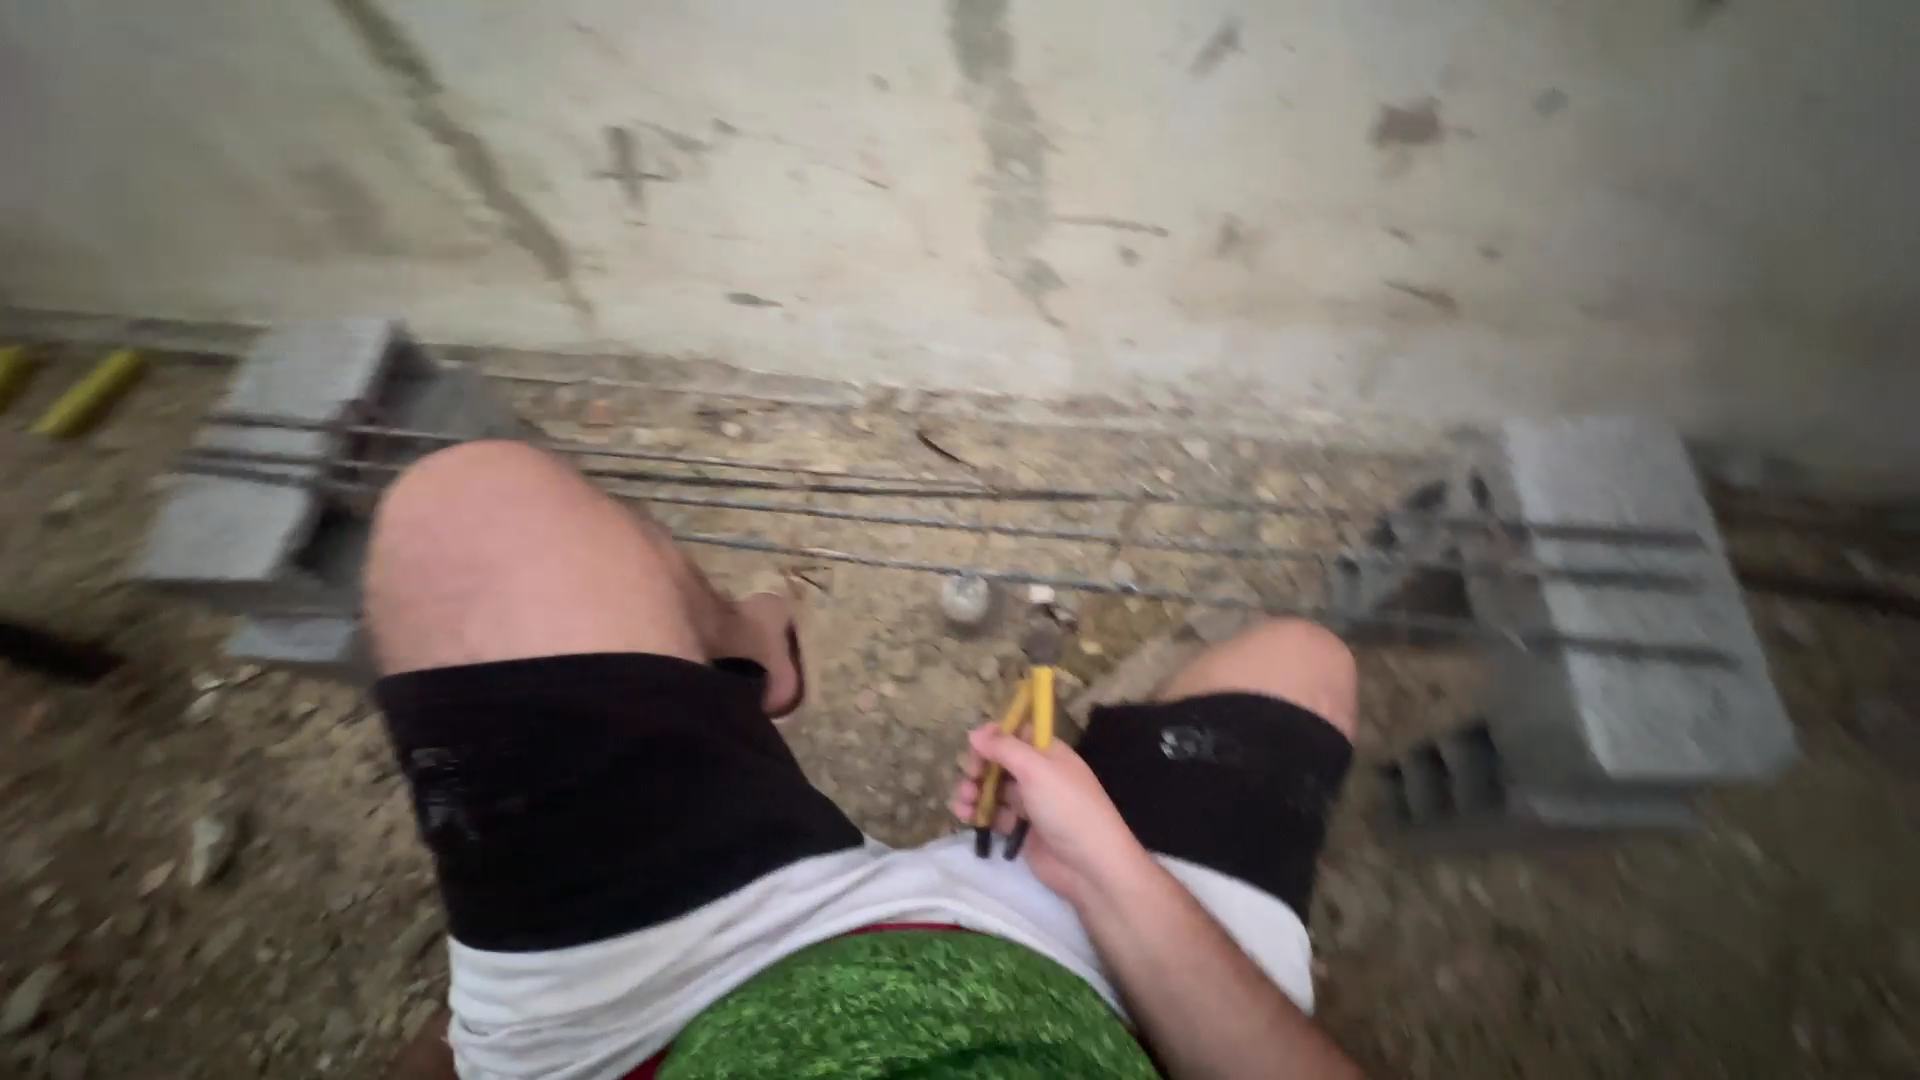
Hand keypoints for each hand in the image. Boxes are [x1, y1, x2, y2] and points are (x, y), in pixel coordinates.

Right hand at [949, 724, 1151, 906]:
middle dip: (980, 766)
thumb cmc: (1067, 808)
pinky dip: (978, 813)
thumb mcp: (1037, 769)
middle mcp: (1039, 774)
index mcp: (1048, 753)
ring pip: (994, 788)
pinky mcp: (1020, 829)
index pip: (1017, 733)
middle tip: (970, 777)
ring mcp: (1030, 803)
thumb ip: (1004, 748)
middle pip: (1000, 761)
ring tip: (963, 802)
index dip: (994, 736)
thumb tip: (974, 733)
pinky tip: (965, 816)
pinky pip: (994, 814)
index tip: (974, 745)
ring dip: (974, 790)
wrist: (1090, 866)